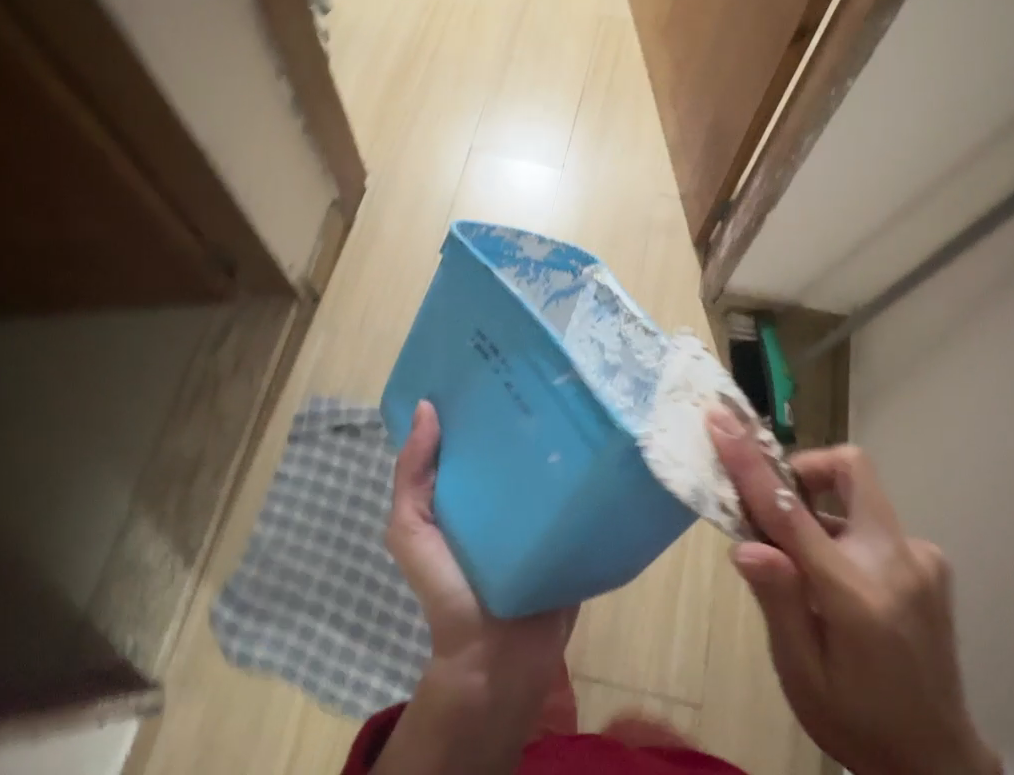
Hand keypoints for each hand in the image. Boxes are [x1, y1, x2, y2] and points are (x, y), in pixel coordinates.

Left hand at [374, 401, 575, 774]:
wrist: (498, 656)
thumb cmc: (446, 590)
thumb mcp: (410, 530)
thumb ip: (411, 476)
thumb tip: (427, 409)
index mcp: (460, 486)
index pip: (468, 433)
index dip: (473, 399)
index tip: (492, 356)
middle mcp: (499, 491)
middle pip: (511, 442)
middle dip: (524, 409)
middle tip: (548, 367)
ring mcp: (536, 509)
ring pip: (548, 462)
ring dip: (560, 435)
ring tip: (581, 390)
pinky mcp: (568, 527)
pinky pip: (576, 494)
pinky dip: (585, 471)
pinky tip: (603, 437)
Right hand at [708, 411, 998, 774]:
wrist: (937, 757)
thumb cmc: (855, 720)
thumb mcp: (802, 674)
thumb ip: (778, 602)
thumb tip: (746, 544)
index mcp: (856, 593)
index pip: (792, 512)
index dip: (751, 464)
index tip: (721, 422)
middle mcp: (898, 560)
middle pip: (851, 470)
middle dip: (804, 470)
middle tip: (773, 510)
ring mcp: (923, 558)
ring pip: (860, 500)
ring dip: (821, 514)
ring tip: (802, 573)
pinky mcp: (932, 563)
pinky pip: (876, 527)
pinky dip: (845, 537)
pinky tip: (838, 588)